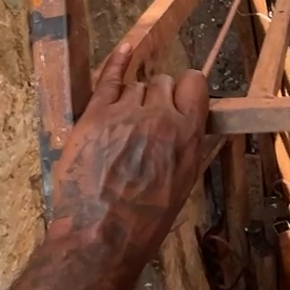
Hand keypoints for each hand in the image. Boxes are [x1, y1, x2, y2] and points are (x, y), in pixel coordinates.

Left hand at [47, 42, 207, 265]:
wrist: (100, 239)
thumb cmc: (145, 221)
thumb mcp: (184, 182)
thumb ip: (188, 143)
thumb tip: (189, 123)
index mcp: (187, 133)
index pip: (195, 83)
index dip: (186, 89)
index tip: (180, 98)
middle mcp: (160, 116)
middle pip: (162, 81)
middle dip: (158, 96)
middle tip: (147, 121)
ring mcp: (125, 113)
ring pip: (136, 85)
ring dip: (133, 97)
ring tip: (124, 124)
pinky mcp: (94, 116)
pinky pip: (109, 78)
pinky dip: (118, 62)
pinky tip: (125, 50)